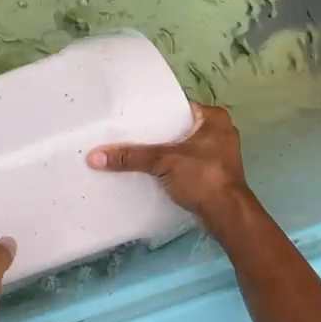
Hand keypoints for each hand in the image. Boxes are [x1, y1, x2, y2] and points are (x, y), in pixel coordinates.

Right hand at [87, 102, 253, 223]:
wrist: (227, 215)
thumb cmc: (202, 177)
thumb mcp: (164, 162)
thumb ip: (131, 157)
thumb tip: (93, 156)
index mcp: (214, 118)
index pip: (178, 106)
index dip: (155, 111)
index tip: (131, 115)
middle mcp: (220, 132)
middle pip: (178, 127)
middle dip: (156, 133)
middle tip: (128, 133)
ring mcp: (218, 154)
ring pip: (183, 147)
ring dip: (163, 152)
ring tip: (134, 151)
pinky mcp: (213, 174)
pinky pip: (186, 164)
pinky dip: (171, 167)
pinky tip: (150, 170)